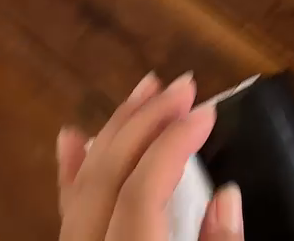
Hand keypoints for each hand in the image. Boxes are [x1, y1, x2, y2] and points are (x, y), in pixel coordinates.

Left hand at [57, 72, 243, 240]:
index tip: (207, 112)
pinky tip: (73, 136)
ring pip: (84, 185)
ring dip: (116, 129)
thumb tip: (227, 195)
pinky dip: (72, 170)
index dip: (174, 145)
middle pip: (108, 177)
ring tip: (146, 87)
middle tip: (184, 85)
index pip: (142, 191)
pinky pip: (66, 209)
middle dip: (146, 122)